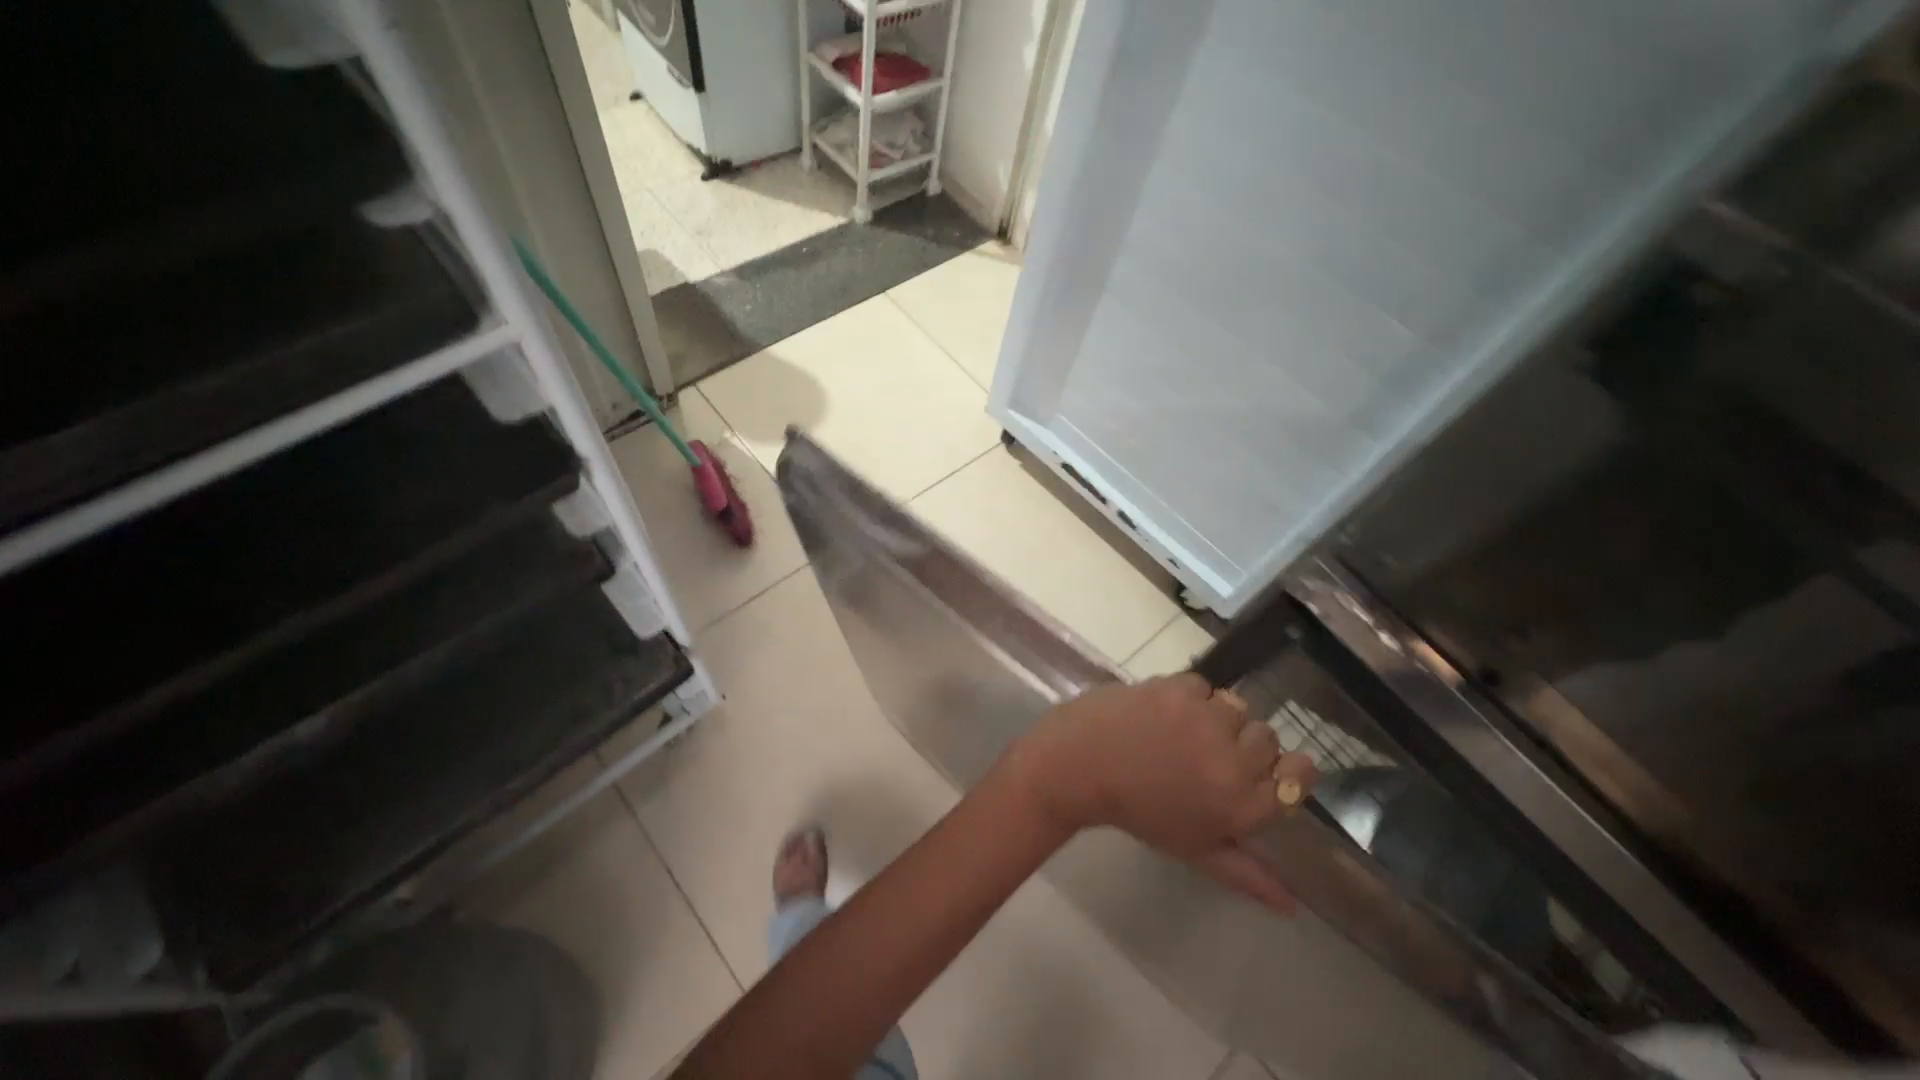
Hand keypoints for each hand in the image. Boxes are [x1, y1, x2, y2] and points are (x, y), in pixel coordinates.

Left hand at [1004, 673, 1311, 861]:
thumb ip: (1247, 874)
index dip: (1287, 769)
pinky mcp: (1180, 689)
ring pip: (1236, 707)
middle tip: (1203, 756)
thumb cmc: (1137, 813)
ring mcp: (1207, 720)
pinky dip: (1186, 697)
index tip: (1261, 769)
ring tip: (1179, 733)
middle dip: (1240, 744)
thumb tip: (1292, 906)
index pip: (1301, 775)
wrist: (1077, 767)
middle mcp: (1235, 760)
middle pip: (1267, 738)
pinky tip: (1160, 715)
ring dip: (1213, 717)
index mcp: (1243, 804)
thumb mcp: (1194, 849)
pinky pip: (1203, 687)